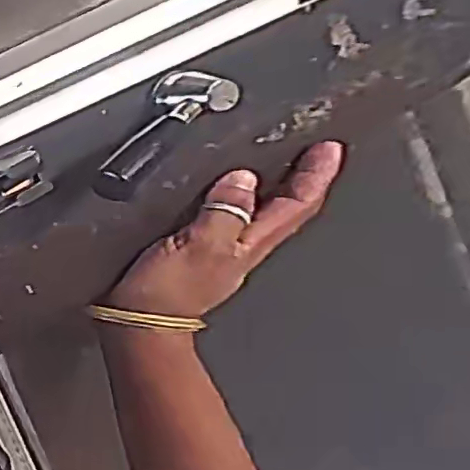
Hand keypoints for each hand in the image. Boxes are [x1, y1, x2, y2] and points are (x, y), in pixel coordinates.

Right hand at [107, 141, 344, 321]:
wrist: (139, 321)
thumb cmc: (167, 290)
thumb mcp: (197, 246)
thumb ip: (223, 213)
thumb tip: (243, 179)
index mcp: (249, 243)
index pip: (296, 205)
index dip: (315, 175)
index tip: (329, 149)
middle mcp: (243, 246)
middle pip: (286, 208)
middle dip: (302, 178)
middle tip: (314, 151)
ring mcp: (221, 251)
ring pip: (261, 213)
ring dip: (274, 188)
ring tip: (279, 165)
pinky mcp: (195, 251)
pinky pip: (229, 218)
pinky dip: (237, 199)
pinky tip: (226, 193)